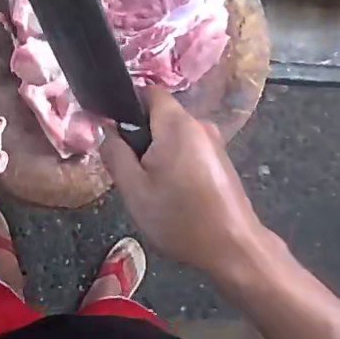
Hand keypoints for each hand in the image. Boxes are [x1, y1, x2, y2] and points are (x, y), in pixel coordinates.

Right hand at [100, 89, 269, 275]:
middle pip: (161, 116)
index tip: (113, 131)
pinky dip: (176, 164)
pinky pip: (190, 151)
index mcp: (177, 124)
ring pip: (175, 136)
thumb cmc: (179, 218)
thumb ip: (115, 153)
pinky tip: (174, 195)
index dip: (127, 105)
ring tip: (152, 189)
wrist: (232, 247)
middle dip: (141, 137)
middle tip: (130, 172)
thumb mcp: (134, 189)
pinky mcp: (221, 161)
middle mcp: (200, 125)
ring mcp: (214, 143)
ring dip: (158, 154)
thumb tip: (107, 130)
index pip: (149, 92)